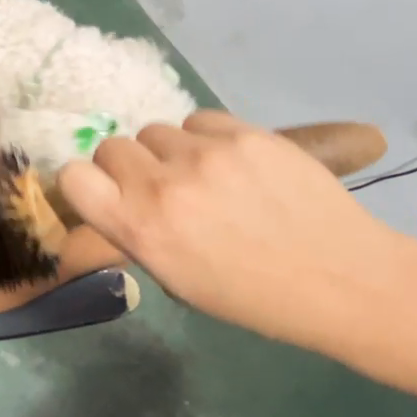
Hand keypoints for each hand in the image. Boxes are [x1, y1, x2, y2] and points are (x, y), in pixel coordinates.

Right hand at [57, 111, 416, 351]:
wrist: (345, 280)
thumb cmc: (250, 294)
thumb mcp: (171, 276)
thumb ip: (133, 230)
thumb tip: (114, 197)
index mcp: (138, 228)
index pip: (72, 176)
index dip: (84, 182)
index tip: (107, 193)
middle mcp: (162, 186)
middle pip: (112, 146)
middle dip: (129, 166)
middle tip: (162, 188)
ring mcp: (206, 155)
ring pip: (157, 131)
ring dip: (170, 151)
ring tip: (206, 178)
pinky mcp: (247, 135)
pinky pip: (200, 121)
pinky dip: (207, 139)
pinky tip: (233, 164)